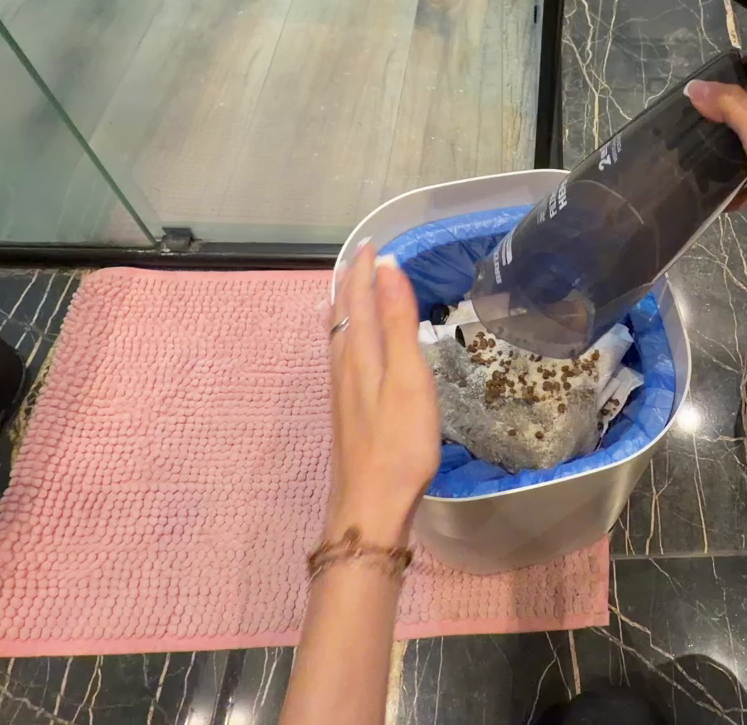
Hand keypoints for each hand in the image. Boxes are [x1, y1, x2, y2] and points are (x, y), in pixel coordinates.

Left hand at [327, 246, 440, 545]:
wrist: (371, 505)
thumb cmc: (399, 441)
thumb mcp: (408, 377)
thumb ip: (397, 321)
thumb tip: (388, 268)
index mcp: (358, 351)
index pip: (356, 296)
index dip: (365, 268)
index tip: (375, 242)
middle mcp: (344, 364)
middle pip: (341, 311)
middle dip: (353, 280)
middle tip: (366, 256)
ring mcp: (342, 388)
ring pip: (338, 332)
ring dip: (347, 303)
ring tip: (354, 286)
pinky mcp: (347, 406)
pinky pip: (342, 351)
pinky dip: (346, 329)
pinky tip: (350, 342)